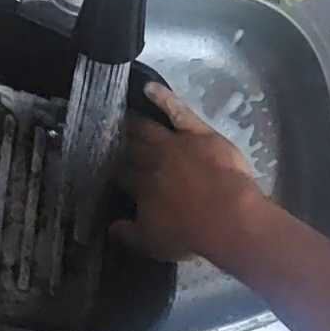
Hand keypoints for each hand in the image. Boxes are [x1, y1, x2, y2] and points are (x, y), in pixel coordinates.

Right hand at [112, 83, 268, 262]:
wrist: (227, 217)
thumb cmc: (190, 233)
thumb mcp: (152, 243)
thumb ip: (128, 233)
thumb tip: (109, 227)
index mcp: (141, 187)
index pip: (121, 174)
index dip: (111, 169)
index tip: (101, 164)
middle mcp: (152, 161)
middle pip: (131, 149)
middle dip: (118, 142)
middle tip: (105, 133)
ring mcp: (174, 144)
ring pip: (147, 128)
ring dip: (133, 120)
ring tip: (118, 113)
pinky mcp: (197, 132)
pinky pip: (177, 110)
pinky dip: (162, 97)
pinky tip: (148, 87)